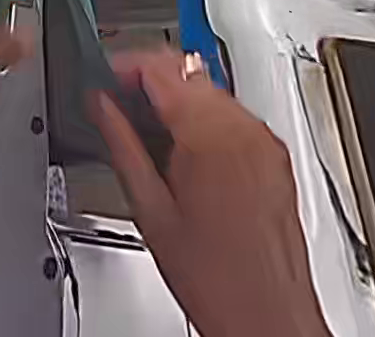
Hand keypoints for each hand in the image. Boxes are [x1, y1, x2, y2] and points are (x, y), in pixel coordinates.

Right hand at [92, 48, 331, 336]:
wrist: (269, 321)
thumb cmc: (215, 280)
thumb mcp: (149, 208)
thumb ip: (120, 143)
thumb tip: (100, 105)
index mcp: (207, 133)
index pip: (160, 67)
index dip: (125, 64)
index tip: (106, 75)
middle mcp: (242, 126)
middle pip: (186, 68)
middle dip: (149, 75)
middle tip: (119, 97)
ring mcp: (262, 137)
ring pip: (209, 86)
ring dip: (176, 93)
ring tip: (147, 126)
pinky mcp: (274, 152)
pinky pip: (233, 111)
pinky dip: (204, 113)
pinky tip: (185, 145)